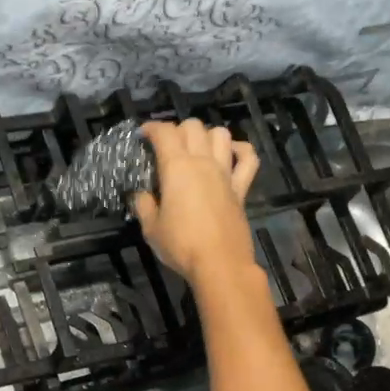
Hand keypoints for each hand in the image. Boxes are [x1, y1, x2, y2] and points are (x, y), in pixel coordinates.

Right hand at [132, 120, 259, 285]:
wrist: (219, 263)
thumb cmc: (181, 246)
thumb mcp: (151, 229)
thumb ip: (144, 205)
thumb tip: (141, 194)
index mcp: (177, 168)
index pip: (164, 133)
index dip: (151, 128)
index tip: (142, 134)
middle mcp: (203, 162)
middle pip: (193, 126)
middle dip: (177, 130)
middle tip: (167, 147)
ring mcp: (226, 173)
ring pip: (221, 134)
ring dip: (207, 135)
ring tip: (197, 149)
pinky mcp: (241, 187)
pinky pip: (248, 158)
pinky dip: (240, 150)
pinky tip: (230, 154)